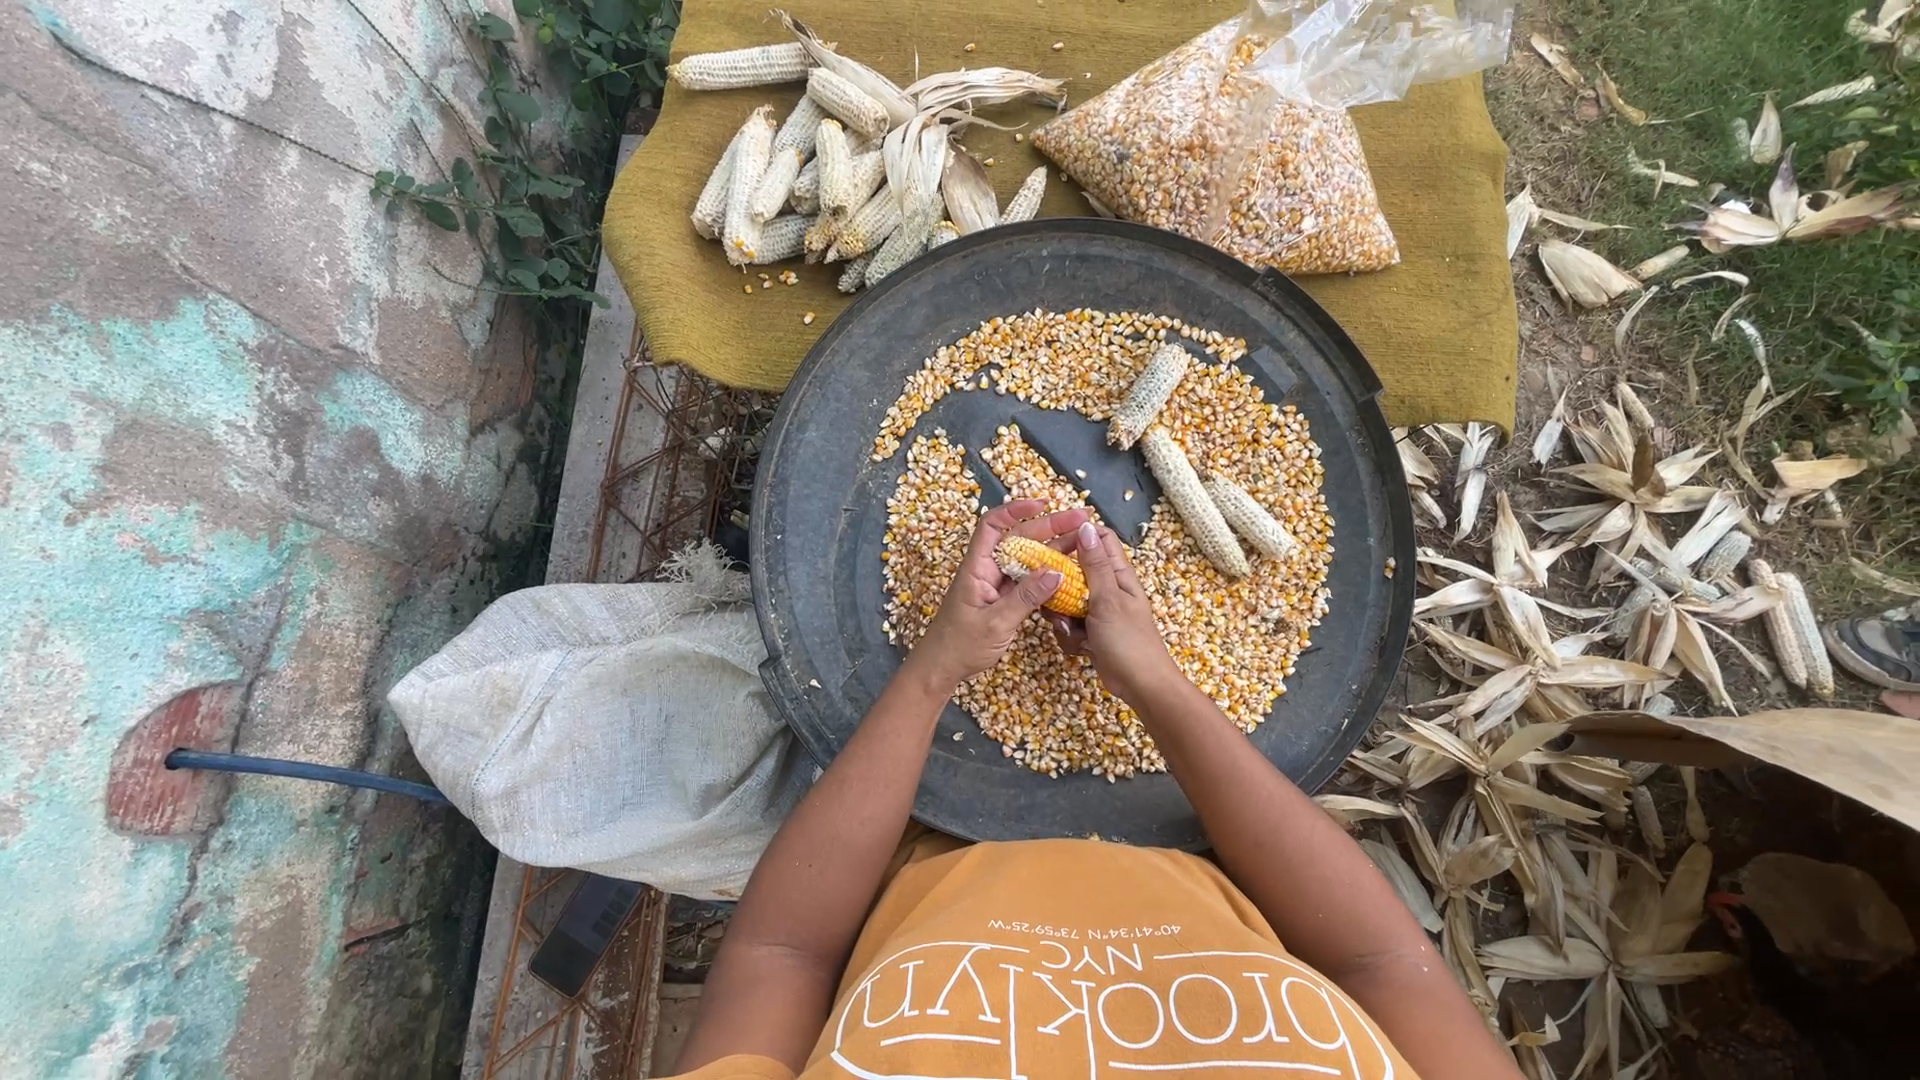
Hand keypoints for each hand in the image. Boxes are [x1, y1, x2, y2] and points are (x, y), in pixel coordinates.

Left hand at [907, 500, 1092, 690]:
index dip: (1015, 510)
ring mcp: (996, 584)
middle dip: (1049, 526)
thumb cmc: (960, 645)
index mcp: (977, 567)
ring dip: (1054, 548)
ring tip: (1083, 540)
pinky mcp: (1004, 599)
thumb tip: (1057, 571)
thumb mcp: (995, 622)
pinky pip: (1029, 579)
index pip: (992, 525)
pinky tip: (1070, 571)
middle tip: (1081, 519)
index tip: (1043, 503)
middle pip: (1019, 538)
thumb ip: (1026, 597)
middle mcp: (987, 569)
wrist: (942, 669)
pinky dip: (1048, 573)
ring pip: (1028, 558)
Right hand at [1049, 522, 1181, 704]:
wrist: (1140, 686)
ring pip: (1066, 600)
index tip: (1053, 546)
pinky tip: (1081, 647)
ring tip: (1073, 630)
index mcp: (1118, 573)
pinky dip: (1070, 636)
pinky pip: (1069, 624)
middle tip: (1056, 599)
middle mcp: (1107, 588)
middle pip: (1074, 570)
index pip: (1098, 539)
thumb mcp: (1108, 599)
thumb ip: (1094, 564)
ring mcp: (1098, 610)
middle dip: (1059, 585)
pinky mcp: (1089, 631)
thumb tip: (1086, 525)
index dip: (1076, 537)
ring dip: (1063, 616)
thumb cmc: (1128, 640)